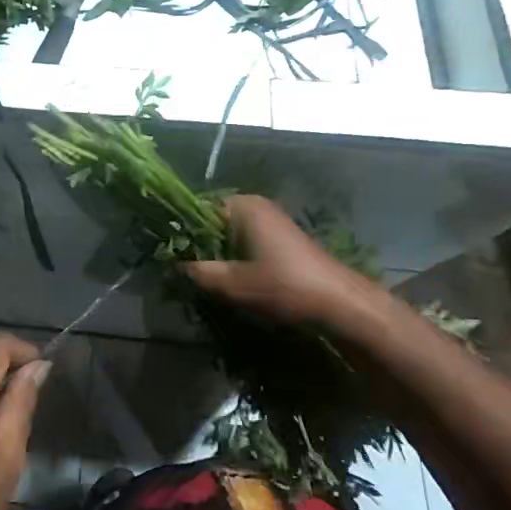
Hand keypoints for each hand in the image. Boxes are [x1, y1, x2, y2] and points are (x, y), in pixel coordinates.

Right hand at [183, 195, 389, 332]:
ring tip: (205, 279)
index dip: (182, 230)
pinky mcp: (282, 240)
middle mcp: (257, 207)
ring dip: (218, 255)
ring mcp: (272, 222)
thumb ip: (200, 272)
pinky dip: (236, 259)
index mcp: (244, 206)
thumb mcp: (233, 283)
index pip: (198, 208)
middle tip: (186, 271)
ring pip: (230, 235)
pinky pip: (247, 243)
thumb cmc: (284, 286)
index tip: (170, 253)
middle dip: (200, 245)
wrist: (340, 303)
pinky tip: (231, 282)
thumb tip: (176, 265)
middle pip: (214, 221)